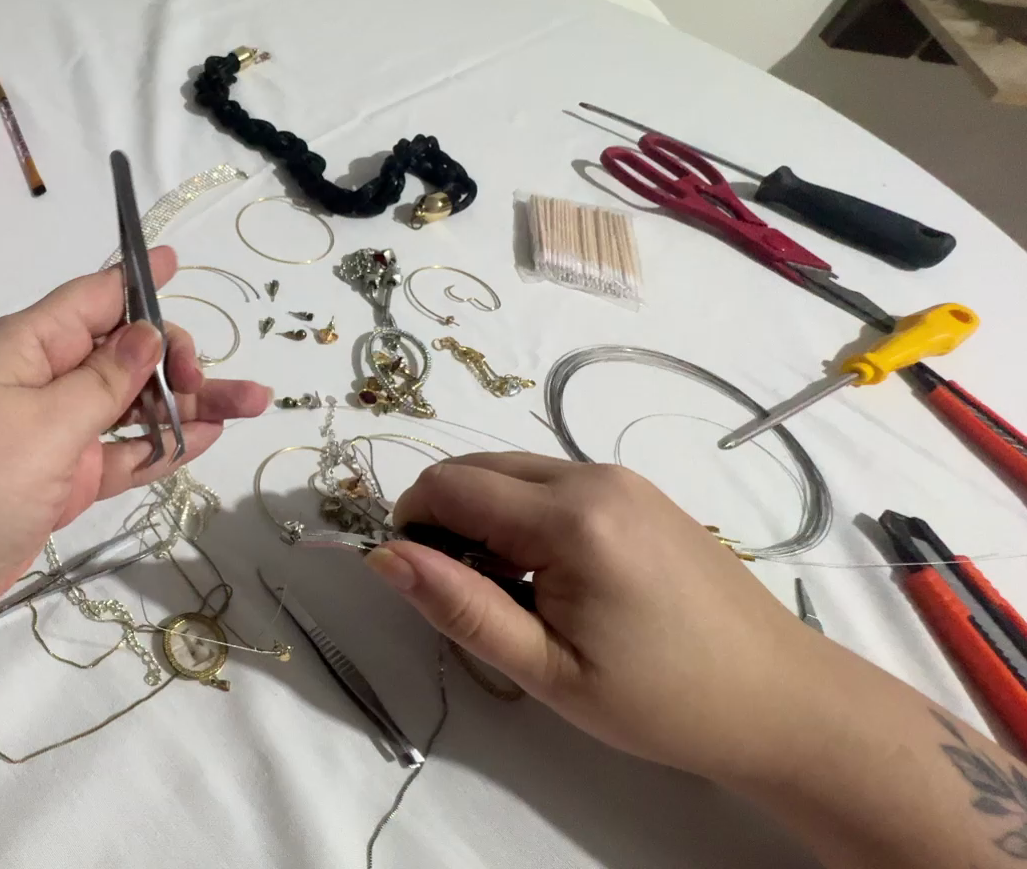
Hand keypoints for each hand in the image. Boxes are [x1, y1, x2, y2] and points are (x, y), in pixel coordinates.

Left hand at [0, 247, 270, 634]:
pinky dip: (161, 446)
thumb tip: (148, 330)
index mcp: (29, 347)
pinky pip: (121, 454)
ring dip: (186, 404)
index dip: (137, 280)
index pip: (93, 298)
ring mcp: (54, 435)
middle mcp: (43, 381)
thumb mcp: (42, 422)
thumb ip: (104, 380)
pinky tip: (207, 437)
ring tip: (253, 401)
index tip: (180, 262)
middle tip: (205, 378)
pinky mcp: (60, 482)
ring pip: (131, 406)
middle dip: (171, 355)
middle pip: (121, 353)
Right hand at [368, 454, 821, 781]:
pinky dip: (518, 512)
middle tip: (473, 589)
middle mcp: (591, 477)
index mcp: (571, 519)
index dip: (415, 525)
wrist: (794, 707)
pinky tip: (551, 568)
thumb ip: (459, 606)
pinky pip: (543, 480)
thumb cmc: (666, 701)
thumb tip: (382, 555)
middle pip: (471, 469)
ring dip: (481, 515)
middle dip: (445, 518)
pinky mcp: (633, 489)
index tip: (430, 581)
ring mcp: (618, 477)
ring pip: (504, 470)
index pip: (446, 486)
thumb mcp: (547, 670)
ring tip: (514, 584)